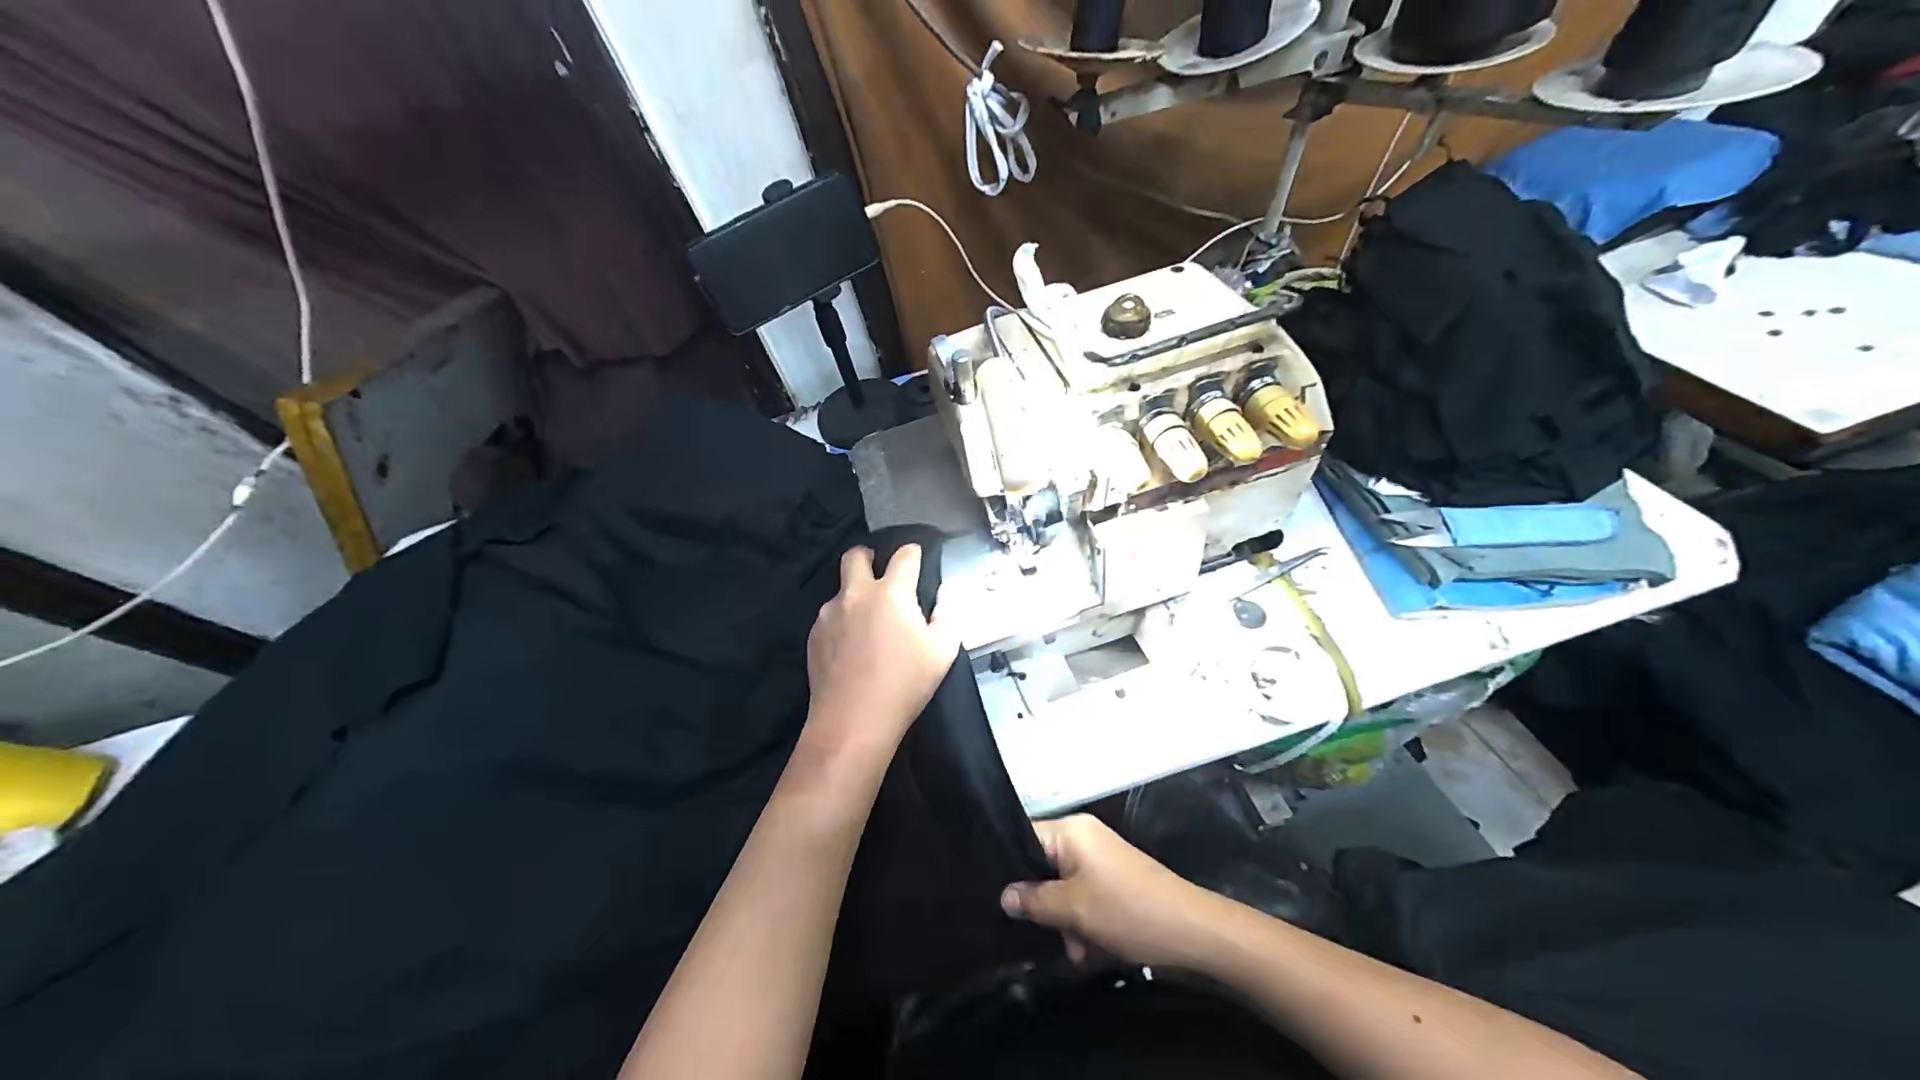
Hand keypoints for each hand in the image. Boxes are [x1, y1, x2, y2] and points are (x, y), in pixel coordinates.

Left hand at [801, 544, 957, 766]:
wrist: (852, 720)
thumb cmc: (904, 684)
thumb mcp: (942, 652)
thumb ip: (945, 618)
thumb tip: (940, 603)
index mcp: (891, 593)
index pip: (904, 556)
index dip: (913, 553)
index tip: (917, 558)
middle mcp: (856, 594)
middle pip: (856, 555)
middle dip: (869, 555)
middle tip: (880, 570)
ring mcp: (830, 614)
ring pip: (841, 590)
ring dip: (855, 595)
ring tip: (868, 623)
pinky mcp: (814, 636)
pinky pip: (830, 617)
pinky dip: (842, 622)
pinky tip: (851, 648)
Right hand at [1000, 815, 1225, 968]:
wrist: (1193, 930)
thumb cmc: (1128, 911)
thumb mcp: (1073, 909)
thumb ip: (1033, 900)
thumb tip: (1005, 896)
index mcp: (1071, 830)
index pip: (1023, 836)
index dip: (1009, 866)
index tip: (998, 896)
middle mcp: (1084, 837)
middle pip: (1043, 866)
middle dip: (1045, 905)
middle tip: (1052, 934)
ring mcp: (1102, 857)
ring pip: (1063, 886)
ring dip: (1066, 920)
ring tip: (1080, 951)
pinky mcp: (1115, 879)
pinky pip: (1084, 895)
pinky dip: (1085, 920)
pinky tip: (1092, 949)